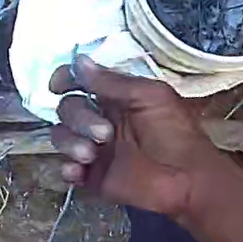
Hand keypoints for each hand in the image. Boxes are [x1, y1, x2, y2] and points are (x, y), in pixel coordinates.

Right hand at [49, 55, 232, 217]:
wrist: (185, 180)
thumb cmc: (174, 134)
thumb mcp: (150, 98)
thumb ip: (113, 82)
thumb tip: (79, 61)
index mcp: (115, 98)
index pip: (80, 82)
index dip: (65, 80)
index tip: (57, 86)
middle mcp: (100, 120)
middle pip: (67, 109)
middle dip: (78, 118)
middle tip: (104, 134)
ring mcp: (94, 149)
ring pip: (61, 137)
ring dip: (70, 142)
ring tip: (91, 155)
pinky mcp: (92, 176)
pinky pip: (66, 169)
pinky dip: (68, 169)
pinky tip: (80, 171)